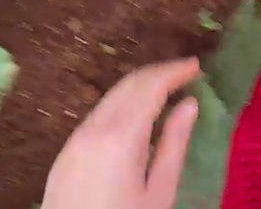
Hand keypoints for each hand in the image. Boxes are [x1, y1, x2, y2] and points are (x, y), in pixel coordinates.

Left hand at [42, 57, 201, 208]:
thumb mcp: (159, 195)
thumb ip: (174, 145)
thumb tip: (189, 105)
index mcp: (120, 136)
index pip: (151, 86)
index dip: (174, 71)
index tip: (196, 66)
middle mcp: (93, 128)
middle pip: (129, 84)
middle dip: (158, 73)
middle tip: (185, 74)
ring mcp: (74, 141)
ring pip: (111, 97)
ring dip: (139, 87)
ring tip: (165, 91)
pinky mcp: (64, 155)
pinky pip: (97, 116)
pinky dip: (121, 105)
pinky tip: (136, 117)